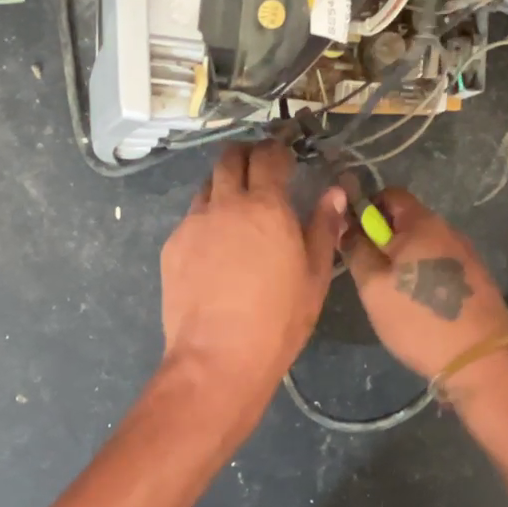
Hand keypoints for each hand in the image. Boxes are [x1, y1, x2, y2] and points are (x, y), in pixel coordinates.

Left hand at [159, 141, 345, 402]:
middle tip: (257, 167)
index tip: (286, 155)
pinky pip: (191, 218)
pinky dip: (205, 218)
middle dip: (245, 154)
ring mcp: (193, 223)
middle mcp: (225, 204)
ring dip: (223, 184)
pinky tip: (214, 245)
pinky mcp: (172, 245)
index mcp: (266, 207)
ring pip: (207, 186)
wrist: (217, 357)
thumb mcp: (314, 276)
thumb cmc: (278, 319)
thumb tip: (335, 192)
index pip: (269, 156)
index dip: (278, 149)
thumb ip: (323, 227)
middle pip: (230, 158)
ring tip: (235, 205)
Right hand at [344, 187, 507, 381]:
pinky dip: (423, 276)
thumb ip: (357, 249)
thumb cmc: (418, 318)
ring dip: (404, 261)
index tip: (352, 236)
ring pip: (424, 247)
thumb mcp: (374, 286)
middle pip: (407, 222)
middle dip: (384, 240)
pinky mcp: (476, 281)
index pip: (390, 194)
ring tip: (392, 294)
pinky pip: (440, 266)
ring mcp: (466, 256)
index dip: (366, 208)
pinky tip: (418, 305)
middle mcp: (448, 231)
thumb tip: (345, 223)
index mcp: (423, 223)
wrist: (481, 361)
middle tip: (368, 272)